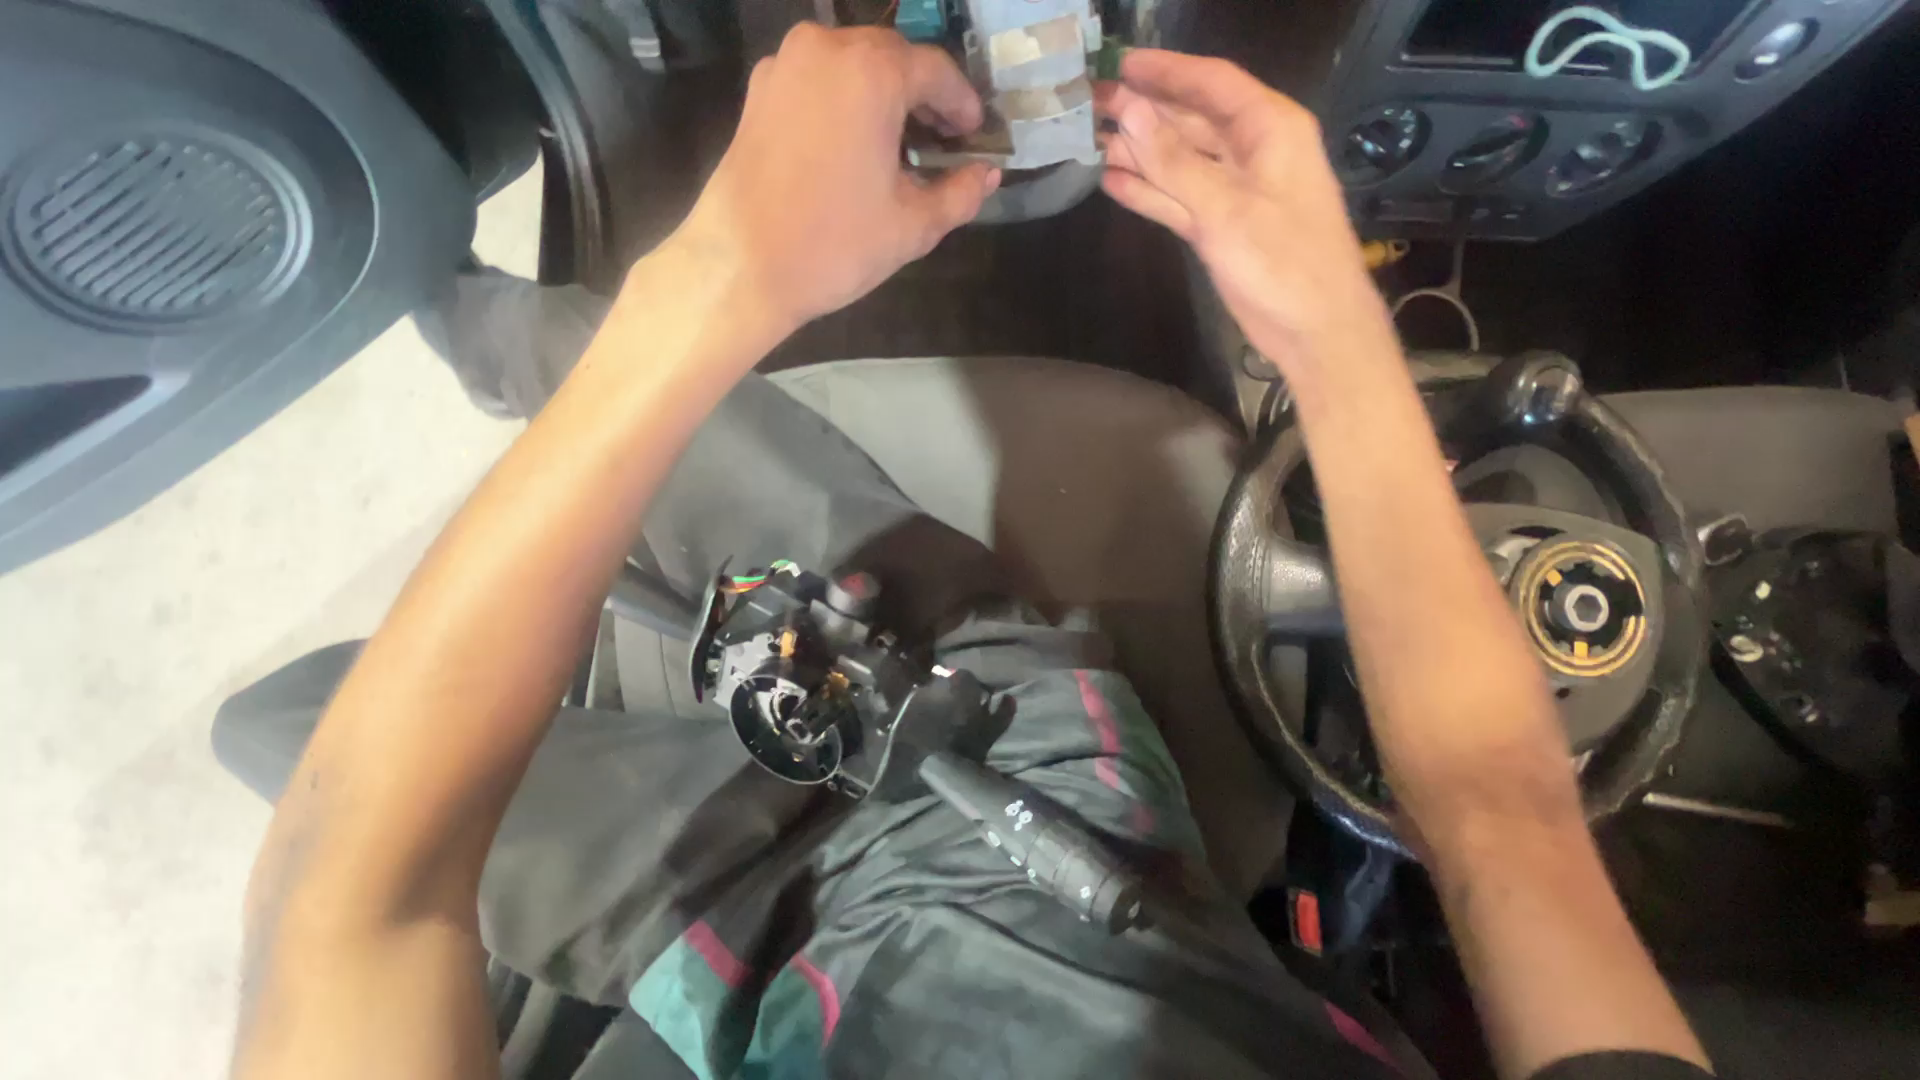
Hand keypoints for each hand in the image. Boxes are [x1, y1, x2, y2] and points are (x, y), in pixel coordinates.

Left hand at [664, 25, 1000, 336]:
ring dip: (884, 97)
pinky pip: (818, 81)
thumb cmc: (834, 245)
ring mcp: (785, 66)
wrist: (741, 267)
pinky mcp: (759, 92)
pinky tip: (856, 146)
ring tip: (900, 146)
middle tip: (942, 140)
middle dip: (923, 95)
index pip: (935, 70)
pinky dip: (845, 102)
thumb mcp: (912, 226)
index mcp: (870, 72)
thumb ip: (958, 193)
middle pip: (892, 58)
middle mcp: (825, 49)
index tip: (975, 136)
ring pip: (852, 65)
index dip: (962, 103)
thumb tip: (986, 175)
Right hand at [1098, 50, 1396, 376]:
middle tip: (1090, 106)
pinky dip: (1148, 192)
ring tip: (1089, 142)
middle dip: (1144, 112)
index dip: (1165, 71)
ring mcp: (1234, 191)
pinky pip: (1178, 199)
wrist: (1313, 328)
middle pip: (1191, 119)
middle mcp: (1252, 151)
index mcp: (1270, 129)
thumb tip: (1131, 112)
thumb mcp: (1226, 208)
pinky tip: (1112, 182)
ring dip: (1139, 153)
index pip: (1212, 83)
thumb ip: (1175, 161)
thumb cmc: (1282, 262)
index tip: (1118, 65)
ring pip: (1180, 161)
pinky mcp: (1220, 226)